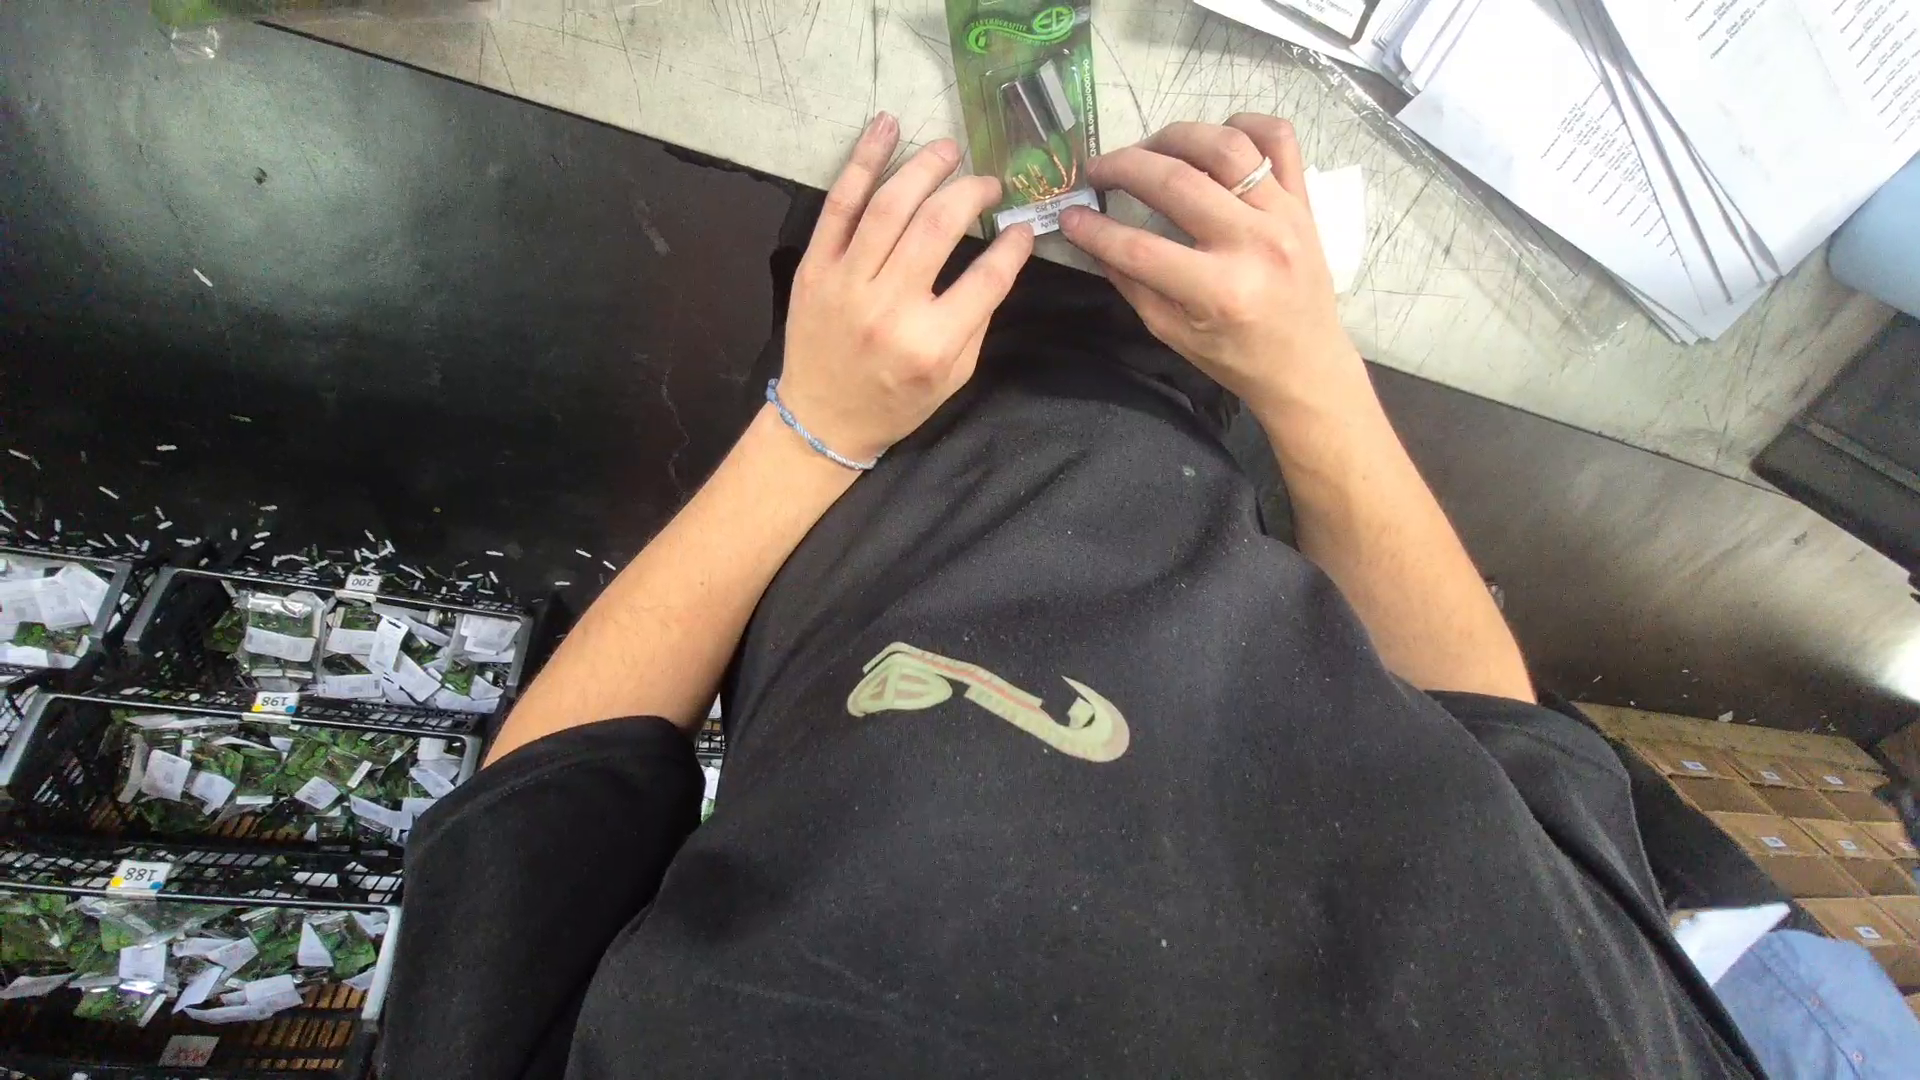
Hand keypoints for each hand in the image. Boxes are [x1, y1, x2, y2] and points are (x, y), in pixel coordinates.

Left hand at [776, 113, 1035, 462]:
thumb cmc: (895, 403)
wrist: (822, 420)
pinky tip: (888, 129)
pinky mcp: (815, 267)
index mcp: (930, 344)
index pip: (986, 278)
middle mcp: (889, 308)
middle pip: (938, 226)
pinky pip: (839, 204)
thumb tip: (999, 262)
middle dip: (971, 192)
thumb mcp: (952, 379)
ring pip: (890, 205)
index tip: (1023, 226)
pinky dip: (863, 161)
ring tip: (949, 150)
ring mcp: (846, 283)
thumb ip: (976, 322)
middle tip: (988, 183)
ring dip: (925, 167)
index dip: (1014, 245)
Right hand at [1058, 115, 1361, 417]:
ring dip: (1176, 137)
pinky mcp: (1303, 200)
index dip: (1096, 230)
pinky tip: (1214, 138)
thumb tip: (1097, 244)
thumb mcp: (1174, 335)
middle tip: (1097, 169)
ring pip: (1225, 146)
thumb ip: (1135, 286)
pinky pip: (1278, 139)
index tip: (1069, 215)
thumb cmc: (1235, 359)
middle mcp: (1252, 244)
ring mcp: (1283, 215)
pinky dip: (1244, 125)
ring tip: (1148, 150)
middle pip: (1177, 182)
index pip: (1140, 248)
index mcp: (1218, 291)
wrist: (1306, 364)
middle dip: (1125, 167)